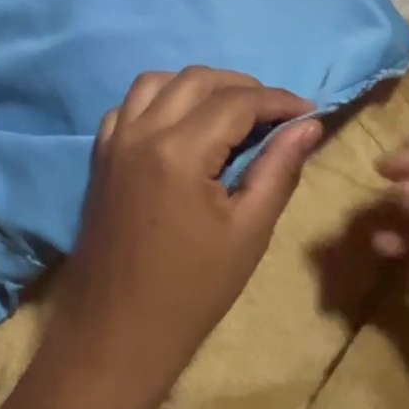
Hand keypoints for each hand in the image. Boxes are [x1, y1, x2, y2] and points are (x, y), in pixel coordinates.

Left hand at [51, 67, 321, 392]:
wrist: (117, 329)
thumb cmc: (192, 290)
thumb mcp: (248, 232)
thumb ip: (278, 170)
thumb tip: (309, 125)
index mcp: (179, 150)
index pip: (236, 102)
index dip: (278, 101)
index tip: (309, 111)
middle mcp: (140, 131)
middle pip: (195, 79)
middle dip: (241, 86)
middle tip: (275, 111)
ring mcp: (113, 141)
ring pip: (154, 82)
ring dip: (195, 86)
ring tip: (229, 111)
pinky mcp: (99, 156)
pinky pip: (126, 108)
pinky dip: (157, 102)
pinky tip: (179, 126)